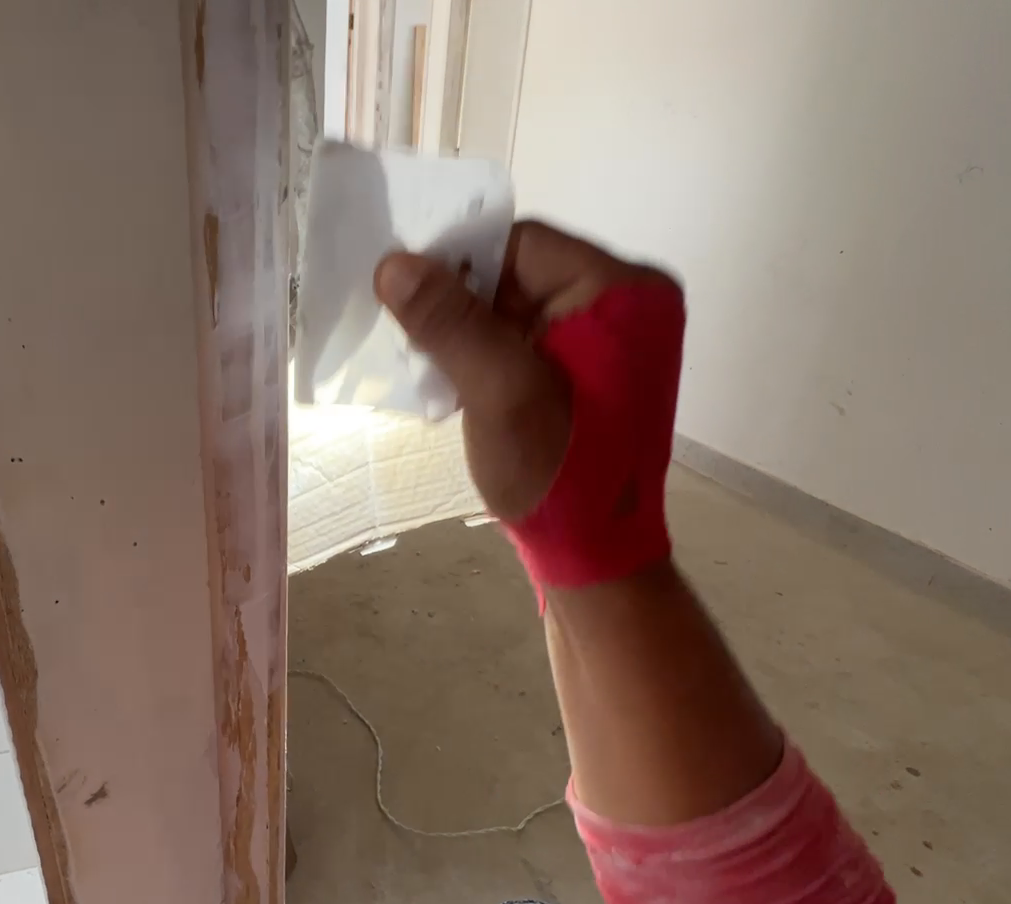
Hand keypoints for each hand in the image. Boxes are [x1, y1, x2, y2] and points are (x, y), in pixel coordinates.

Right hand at [372, 222, 671, 519]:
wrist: (591, 552)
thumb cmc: (556, 474)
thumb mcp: (500, 393)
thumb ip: (450, 324)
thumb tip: (391, 263)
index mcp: (619, 292)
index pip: (521, 245)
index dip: (454, 261)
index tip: (396, 287)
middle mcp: (618, 304)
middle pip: (515, 275)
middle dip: (454, 302)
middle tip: (401, 329)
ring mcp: (602, 340)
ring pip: (510, 309)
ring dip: (460, 332)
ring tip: (417, 358)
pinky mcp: (581, 371)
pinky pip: (518, 341)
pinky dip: (477, 355)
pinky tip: (445, 378)